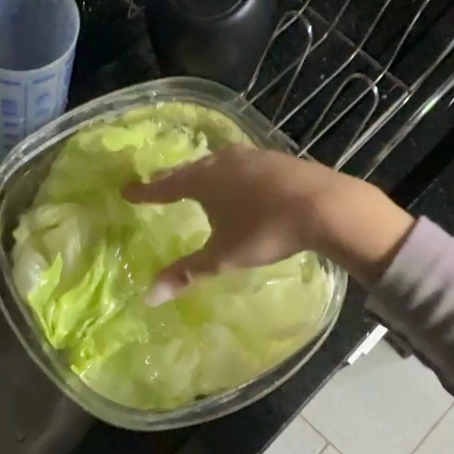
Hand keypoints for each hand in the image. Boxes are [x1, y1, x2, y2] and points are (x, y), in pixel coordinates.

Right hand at [123, 146, 414, 303]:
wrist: (325, 207)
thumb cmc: (265, 231)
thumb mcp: (222, 258)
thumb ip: (187, 274)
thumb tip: (149, 297)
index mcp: (204, 180)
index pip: (166, 186)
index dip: (146, 192)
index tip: (127, 191)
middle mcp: (225, 160)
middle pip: (191, 169)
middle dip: (174, 179)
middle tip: (159, 184)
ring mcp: (255, 156)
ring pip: (219, 163)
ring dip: (205, 173)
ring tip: (197, 181)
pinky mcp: (280, 161)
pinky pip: (244, 165)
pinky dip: (233, 174)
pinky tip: (240, 183)